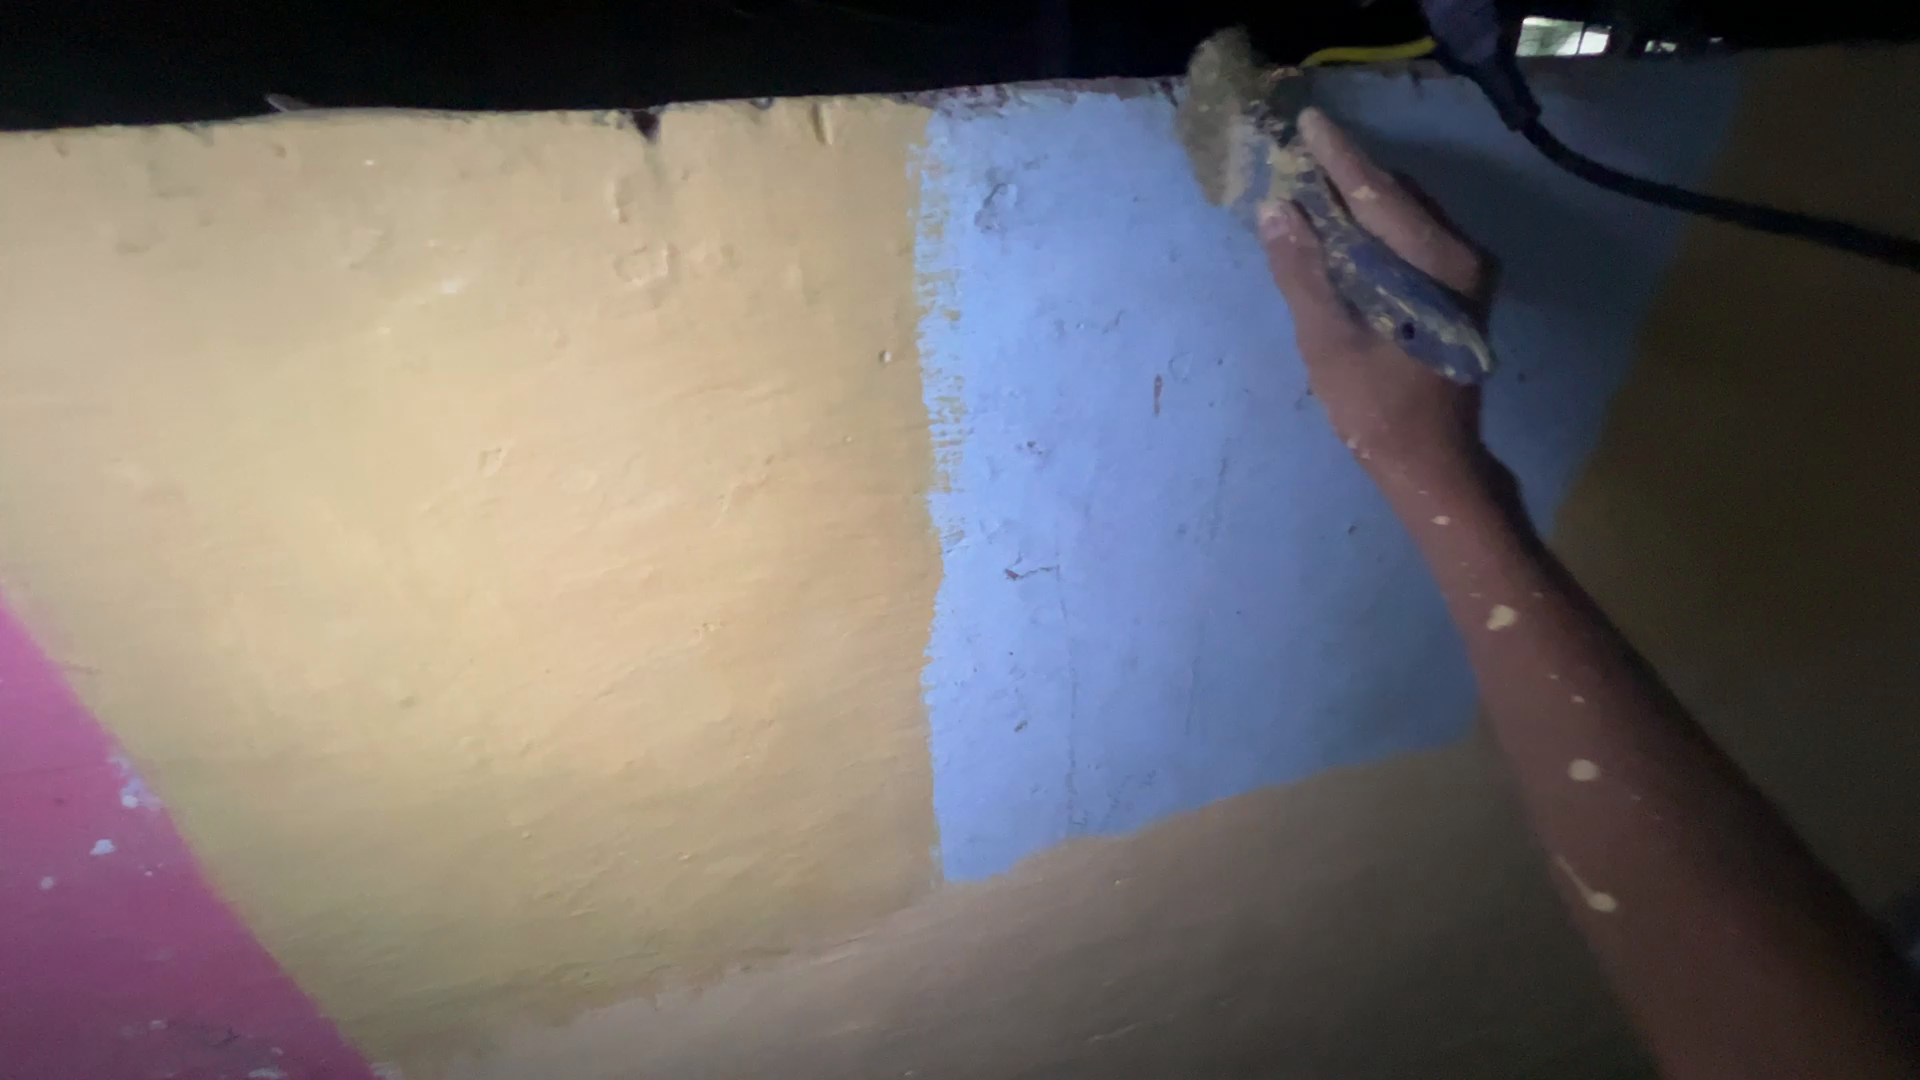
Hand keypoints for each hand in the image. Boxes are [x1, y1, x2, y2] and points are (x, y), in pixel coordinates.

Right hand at [1259, 108, 1489, 486]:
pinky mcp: (1454, 293)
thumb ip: (1303, 274)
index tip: (1309, 123)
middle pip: (1397, 198)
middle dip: (1349, 173)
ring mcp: (1464, 274)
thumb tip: (1277, 212)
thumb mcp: (1328, 341)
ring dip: (1361, 200)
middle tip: (1305, 150)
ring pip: (1406, 217)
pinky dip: (1375, 228)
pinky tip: (1345, 230)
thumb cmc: (1374, 406)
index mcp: (1436, 263)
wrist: (1427, 457)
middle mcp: (1462, 256)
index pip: (1379, 194)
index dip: (1339, 158)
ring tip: (1317, 182)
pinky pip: (1411, 240)